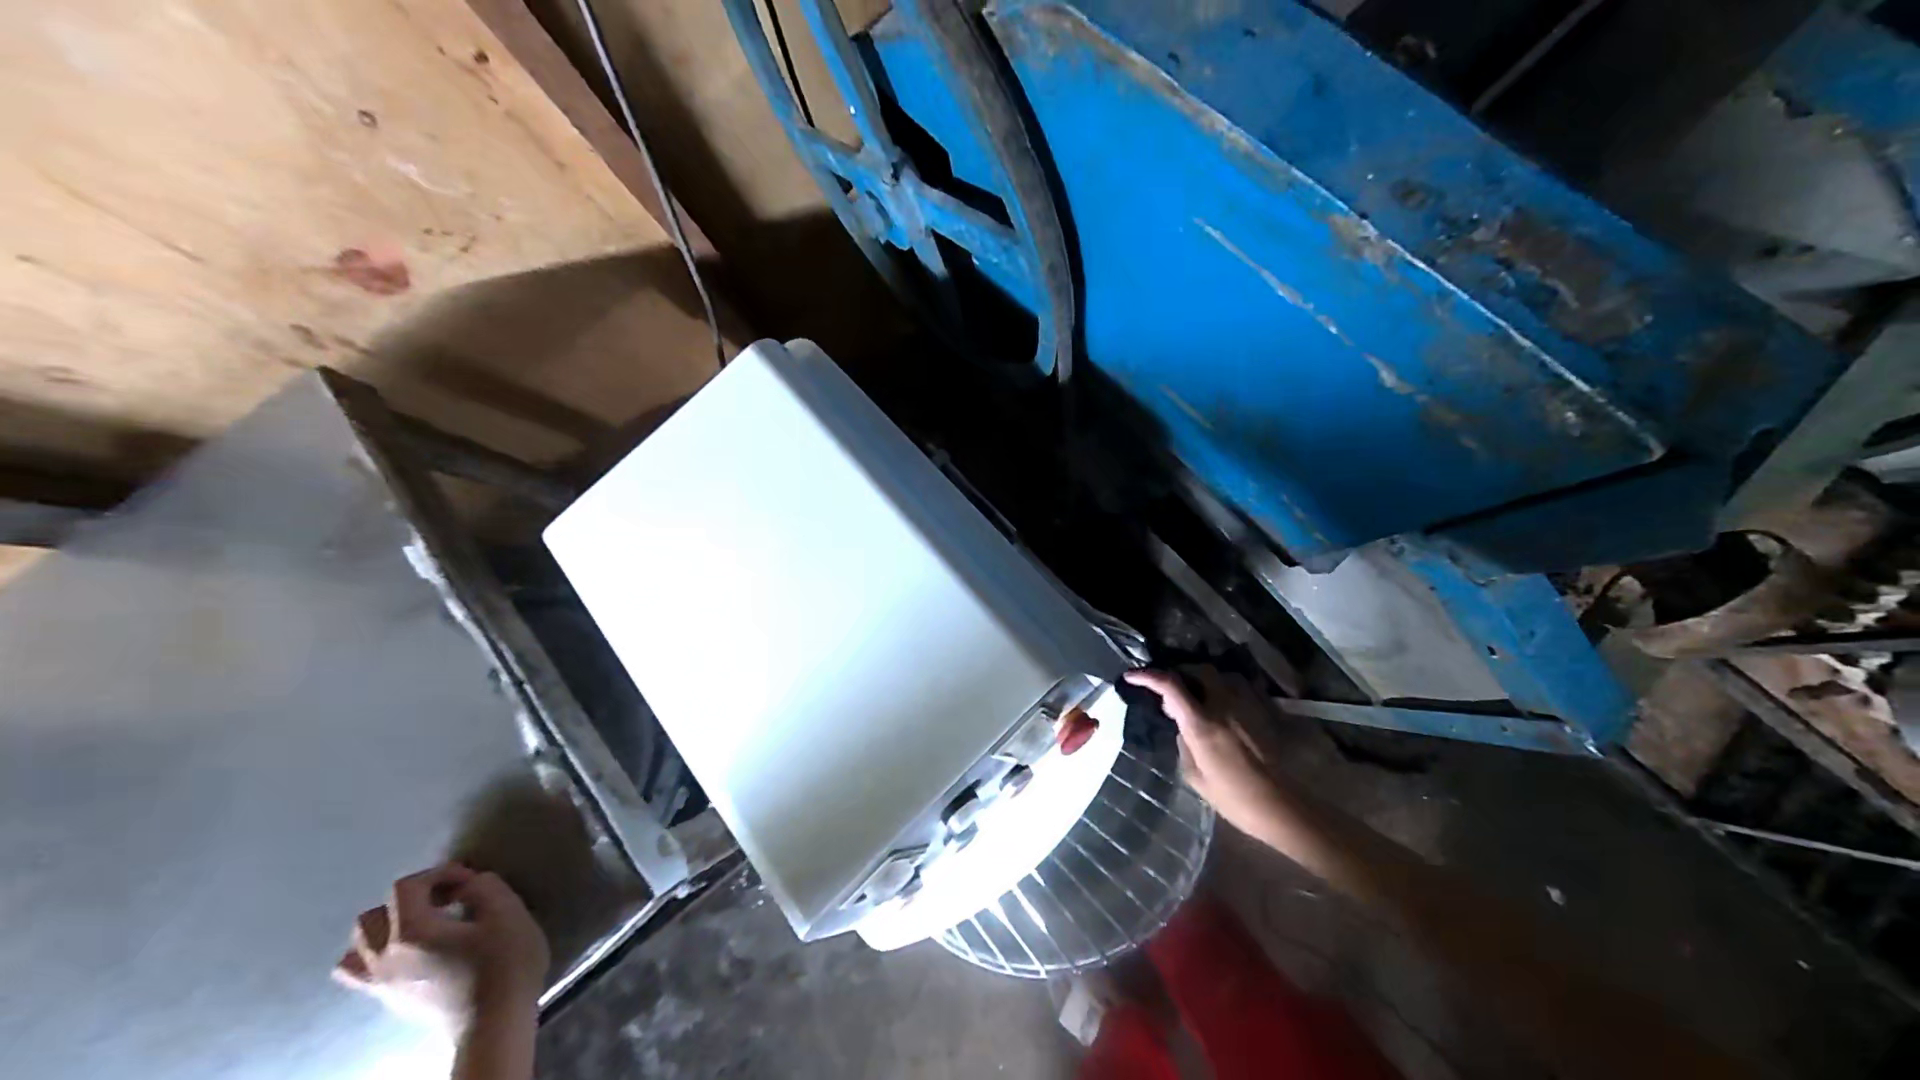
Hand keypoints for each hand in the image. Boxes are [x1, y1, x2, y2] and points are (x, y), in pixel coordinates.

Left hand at [332, 863, 549, 1035]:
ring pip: (358, 946)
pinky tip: (412, 953)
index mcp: (411, 931)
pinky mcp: (389, 1000)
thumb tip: (466, 884)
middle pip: (372, 915)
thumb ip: (485, 886)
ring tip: (423, 925)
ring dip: (387, 927)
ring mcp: (381, 983)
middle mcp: (384, 957)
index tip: (470, 879)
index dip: (439, 873)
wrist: (495, 1022)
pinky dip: (377, 955)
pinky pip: (361, 973)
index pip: (407, 887)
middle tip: (445, 900)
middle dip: (409, 899)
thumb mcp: (508, 912)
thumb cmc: (504, 963)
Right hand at [1123, 667, 1284, 836]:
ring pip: (1223, 674)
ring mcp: (1247, 707)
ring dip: (1204, 678)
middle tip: (1170, 690)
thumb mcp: (1194, 776)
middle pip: (1199, 670)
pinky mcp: (1264, 713)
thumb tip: (1182, 727)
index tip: (1132, 676)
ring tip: (1197, 695)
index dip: (1148, 676)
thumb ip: (1184, 744)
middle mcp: (1224, 707)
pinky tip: (1223, 705)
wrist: (1280, 808)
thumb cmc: (1233, 799)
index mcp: (1202, 725)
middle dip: (1180, 672)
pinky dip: (1225, 688)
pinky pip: (1241, 687)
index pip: (1171, 686)